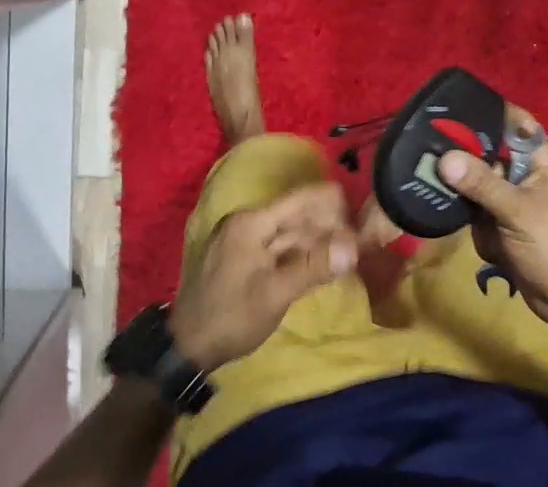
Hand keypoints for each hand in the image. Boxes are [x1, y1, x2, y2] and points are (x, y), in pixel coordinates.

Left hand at [171, 182, 357, 369]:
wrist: (186, 348)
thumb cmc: (231, 317)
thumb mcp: (276, 294)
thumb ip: (314, 267)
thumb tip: (354, 247)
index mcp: (252, 222)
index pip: (301, 199)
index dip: (332, 204)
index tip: (361, 215)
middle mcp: (247, 223)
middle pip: (296, 216)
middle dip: (328, 226)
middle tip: (360, 242)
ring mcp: (243, 241)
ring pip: (288, 234)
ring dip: (317, 242)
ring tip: (348, 254)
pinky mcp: (242, 259)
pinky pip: (278, 249)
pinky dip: (300, 255)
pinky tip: (321, 265)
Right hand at [437, 106, 547, 325]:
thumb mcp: (516, 211)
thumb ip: (482, 183)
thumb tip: (446, 158)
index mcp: (541, 162)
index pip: (516, 123)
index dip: (490, 111)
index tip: (455, 106)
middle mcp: (527, 176)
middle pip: (490, 154)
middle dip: (468, 161)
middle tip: (433, 154)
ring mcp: (515, 202)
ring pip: (479, 186)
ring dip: (472, 203)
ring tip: (453, 202)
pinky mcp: (505, 226)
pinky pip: (480, 215)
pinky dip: (479, 229)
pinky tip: (484, 242)